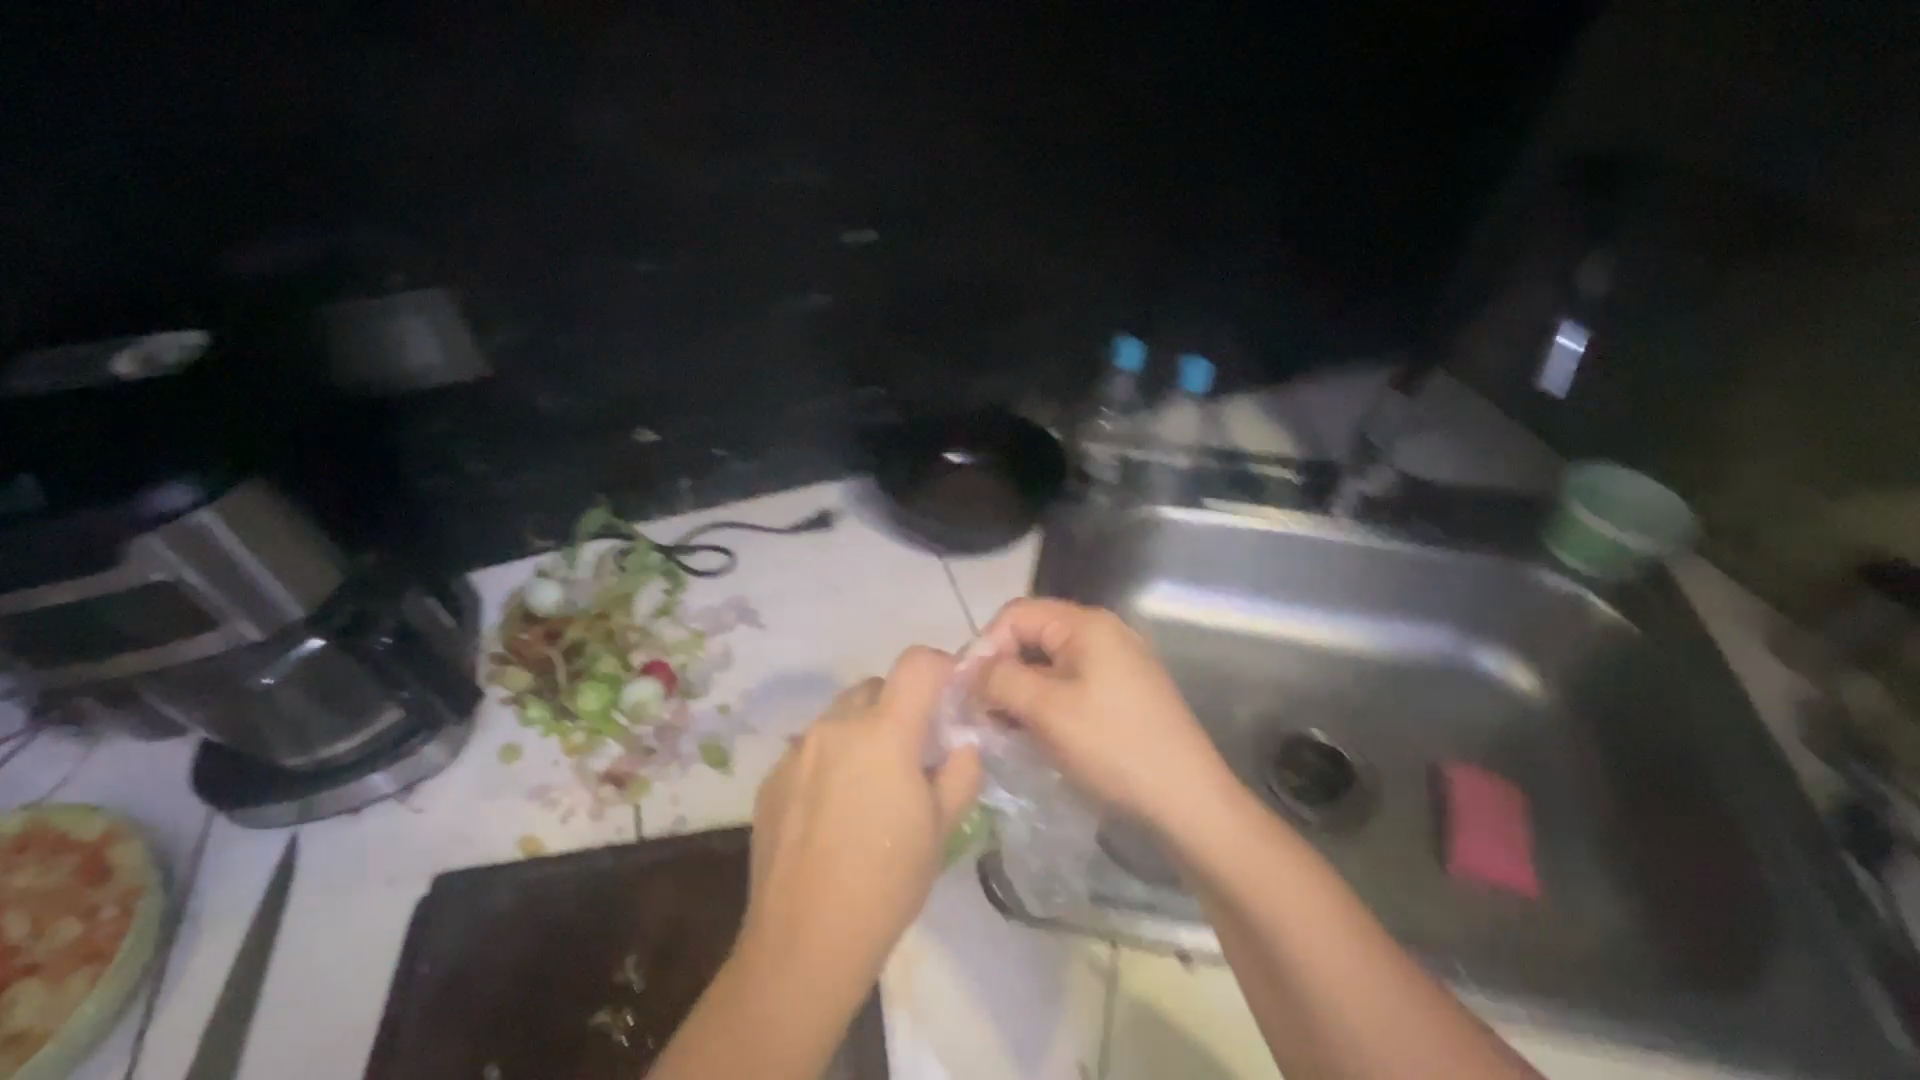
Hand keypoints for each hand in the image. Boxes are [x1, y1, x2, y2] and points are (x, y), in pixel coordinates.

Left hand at [740, 647, 982, 981]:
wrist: (805, 939)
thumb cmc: (888, 882)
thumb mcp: (943, 828)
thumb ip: (961, 772)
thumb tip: (960, 746)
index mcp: (884, 733)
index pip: (916, 663)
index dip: (940, 667)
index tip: (952, 696)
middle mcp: (835, 728)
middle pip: (875, 687)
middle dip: (900, 707)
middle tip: (914, 754)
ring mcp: (796, 751)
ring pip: (839, 718)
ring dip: (862, 734)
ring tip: (870, 790)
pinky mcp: (770, 779)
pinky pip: (809, 750)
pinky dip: (829, 762)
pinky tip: (832, 814)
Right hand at [974, 598, 1232, 831]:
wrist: (1187, 799)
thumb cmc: (1114, 747)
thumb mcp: (1047, 711)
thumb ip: (1001, 681)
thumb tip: (973, 673)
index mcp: (1087, 625)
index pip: (1016, 615)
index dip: (984, 646)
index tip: (966, 691)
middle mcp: (1104, 634)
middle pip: (1032, 637)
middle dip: (1000, 671)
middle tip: (979, 714)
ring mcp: (1117, 665)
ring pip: (1049, 666)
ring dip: (1020, 692)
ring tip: (1002, 730)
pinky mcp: (1122, 695)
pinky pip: (1071, 687)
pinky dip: (1045, 705)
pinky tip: (1033, 737)